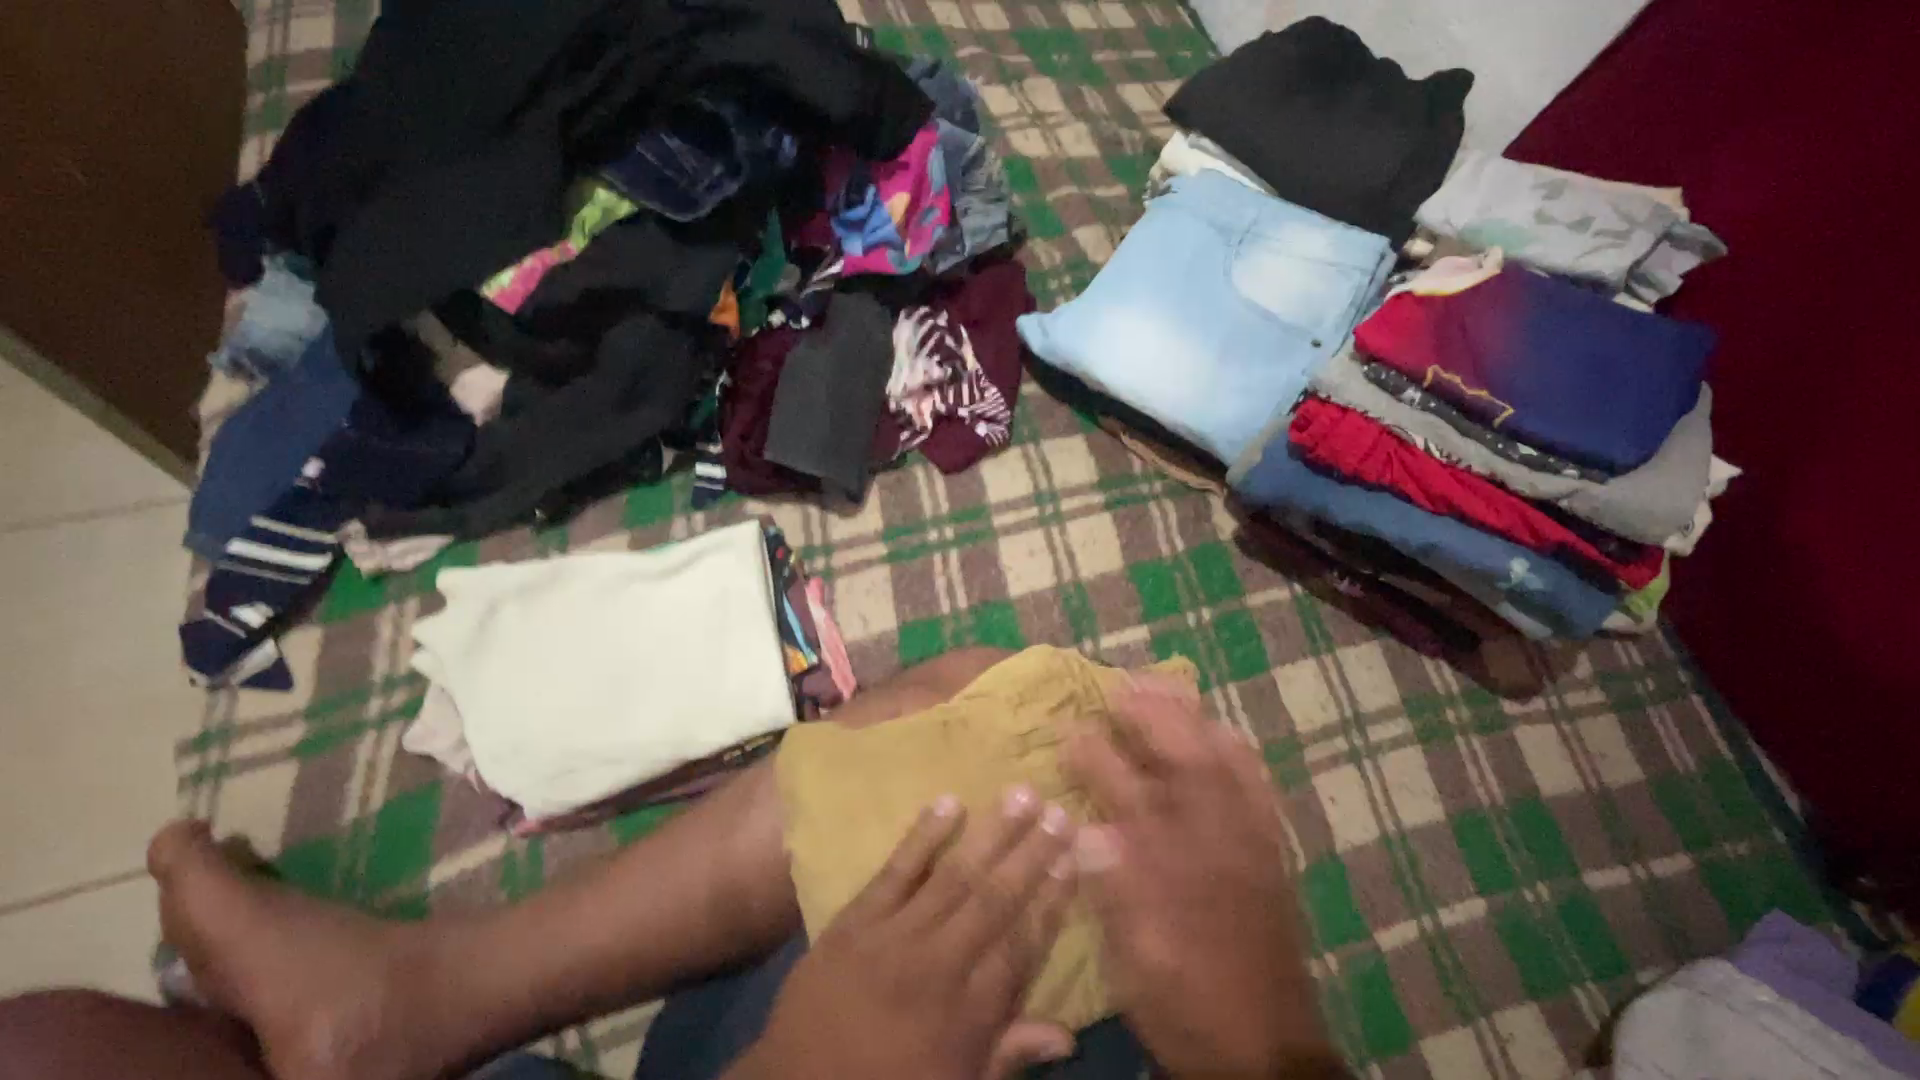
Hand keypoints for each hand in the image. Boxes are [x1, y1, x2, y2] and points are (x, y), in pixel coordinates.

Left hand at [732, 788, 1079, 1079]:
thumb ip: (1007, 1054)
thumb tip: (1067, 1036)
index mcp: (968, 1012)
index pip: (1022, 944)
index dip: (1052, 900)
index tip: (1074, 858)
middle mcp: (938, 965)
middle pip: (994, 900)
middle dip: (1031, 853)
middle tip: (1059, 811)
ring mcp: (893, 937)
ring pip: (952, 876)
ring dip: (991, 833)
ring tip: (1020, 794)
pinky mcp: (854, 920)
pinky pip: (894, 871)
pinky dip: (922, 836)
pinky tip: (948, 803)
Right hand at [1065, 675, 1340, 1079]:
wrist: (1263, 1049)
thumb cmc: (1184, 1000)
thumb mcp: (1132, 954)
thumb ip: (1110, 888)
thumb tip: (1086, 832)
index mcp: (1168, 864)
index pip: (1124, 792)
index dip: (1094, 757)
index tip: (1069, 732)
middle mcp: (1212, 840)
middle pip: (1182, 759)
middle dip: (1150, 715)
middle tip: (1122, 684)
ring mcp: (1248, 842)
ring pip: (1224, 761)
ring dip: (1193, 719)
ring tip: (1168, 689)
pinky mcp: (1270, 853)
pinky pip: (1259, 786)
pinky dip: (1240, 752)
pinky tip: (1225, 735)